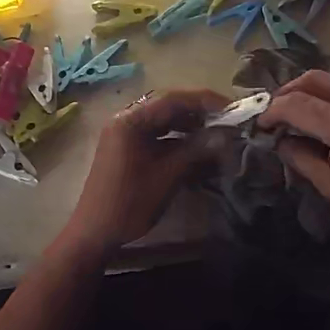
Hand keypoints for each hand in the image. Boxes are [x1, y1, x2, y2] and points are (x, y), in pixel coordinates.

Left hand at [59, 88, 228, 255]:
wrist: (96, 230)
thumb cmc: (129, 202)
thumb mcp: (167, 175)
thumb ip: (195, 150)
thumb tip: (225, 135)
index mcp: (129, 121)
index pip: (172, 99)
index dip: (206, 101)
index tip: (234, 109)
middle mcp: (124, 120)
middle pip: (167, 106)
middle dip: (199, 112)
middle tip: (229, 122)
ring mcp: (124, 134)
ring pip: (162, 121)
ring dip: (189, 125)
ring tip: (218, 135)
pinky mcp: (126, 148)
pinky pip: (155, 135)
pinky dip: (177, 139)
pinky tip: (198, 148)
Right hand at [257, 70, 329, 260]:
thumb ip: (302, 157)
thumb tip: (282, 141)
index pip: (296, 104)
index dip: (271, 113)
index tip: (260, 127)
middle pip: (313, 79)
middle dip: (286, 93)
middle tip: (273, 115)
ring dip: (306, 92)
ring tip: (293, 115)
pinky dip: (328, 95)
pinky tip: (320, 116)